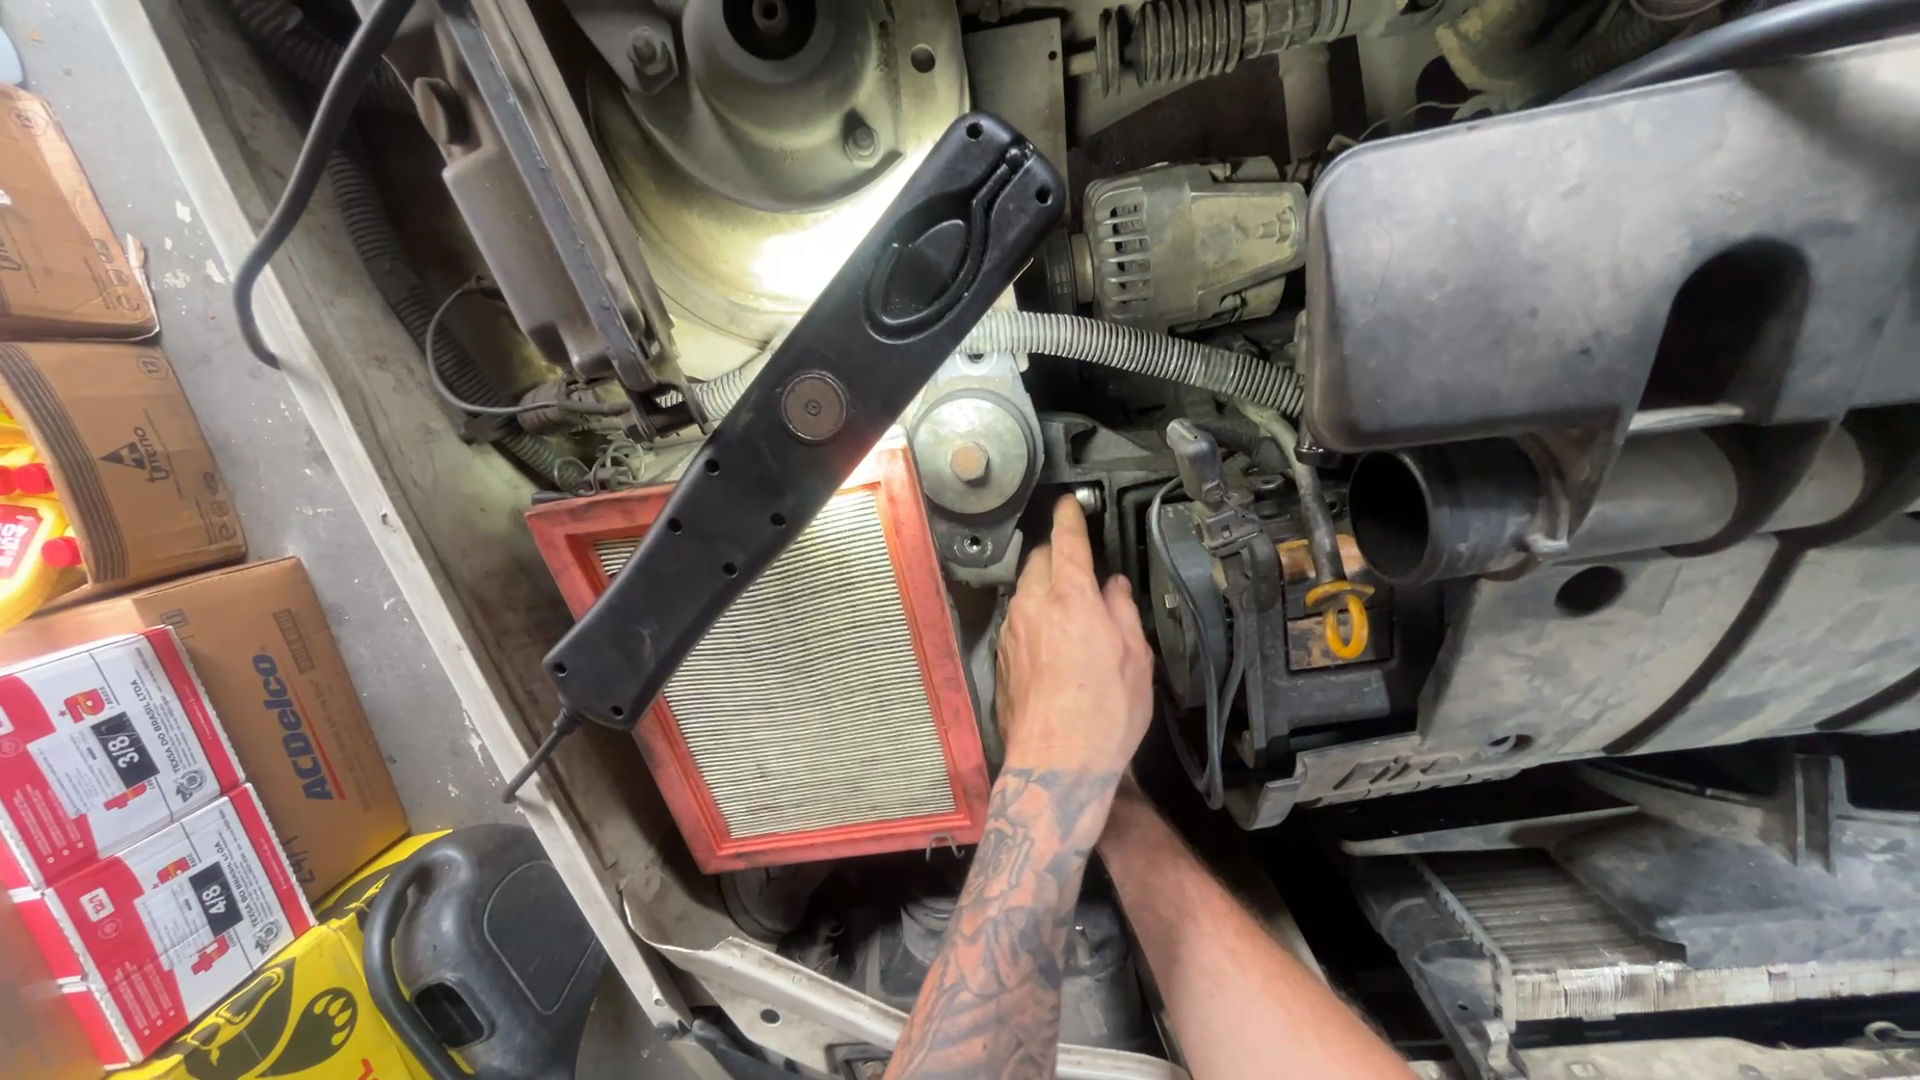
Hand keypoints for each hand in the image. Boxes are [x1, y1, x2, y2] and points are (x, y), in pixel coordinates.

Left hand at [994, 496, 1153, 777]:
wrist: (1057, 762)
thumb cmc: (1102, 715)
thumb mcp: (1135, 658)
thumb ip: (1123, 611)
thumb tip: (1116, 589)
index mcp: (1071, 598)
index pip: (1066, 540)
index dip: (1069, 516)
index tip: (1069, 505)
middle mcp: (1034, 607)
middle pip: (1038, 559)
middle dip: (1055, 552)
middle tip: (1079, 562)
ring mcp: (1013, 631)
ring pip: (1024, 590)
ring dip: (1043, 586)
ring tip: (1072, 608)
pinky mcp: (1003, 656)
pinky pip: (1017, 620)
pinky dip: (1033, 616)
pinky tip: (1054, 640)